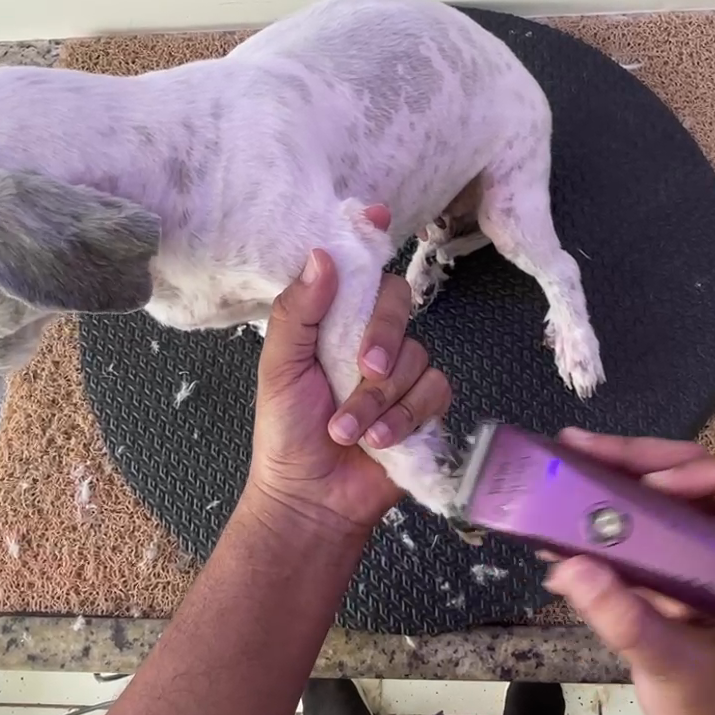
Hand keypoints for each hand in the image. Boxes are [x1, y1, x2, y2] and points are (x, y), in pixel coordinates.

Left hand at [242, 245, 451, 536]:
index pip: (358, 271)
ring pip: (418, 356)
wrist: (311, 498)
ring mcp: (402, 372)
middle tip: (362, 371)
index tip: (377, 216)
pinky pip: (434, 391)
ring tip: (350, 431)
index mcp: (334, 322)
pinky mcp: (424, 406)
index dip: (369, 239)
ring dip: (381, 399)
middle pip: (399, 304)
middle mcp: (371, 338)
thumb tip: (323, 255)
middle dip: (382, 338)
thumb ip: (299, 313)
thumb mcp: (280, 369)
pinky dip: (404, 418)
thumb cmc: (287, 432)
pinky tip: (379, 440)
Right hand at [543, 429, 714, 714]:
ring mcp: (694, 551)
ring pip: (657, 491)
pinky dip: (595, 517)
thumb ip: (627, 622)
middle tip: (578, 448)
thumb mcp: (675, 671)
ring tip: (560, 462)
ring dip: (610, 476)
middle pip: (692, 472)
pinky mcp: (664, 564)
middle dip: (636, 458)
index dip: (709, 473)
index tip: (657, 485)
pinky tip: (555, 525)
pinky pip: (631, 525)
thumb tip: (572, 568)